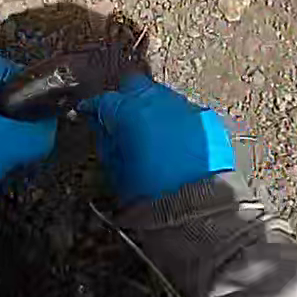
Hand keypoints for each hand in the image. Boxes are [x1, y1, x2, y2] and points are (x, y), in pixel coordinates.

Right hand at [80, 73, 234, 202]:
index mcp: (131, 113)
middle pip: (135, 85)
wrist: (197, 211)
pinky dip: (174, 119)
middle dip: (124, 97)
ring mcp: (185, 108)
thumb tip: (100, 125)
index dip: (94, 107)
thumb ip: (106, 140)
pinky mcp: (206, 119)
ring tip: (148, 130)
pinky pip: (183, 110)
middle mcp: (159, 102)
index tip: (89, 113)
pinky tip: (172, 138)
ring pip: (161, 94)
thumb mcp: (117, 171)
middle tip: (120, 118)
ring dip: (151, 107)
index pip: (106, 100)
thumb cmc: (150, 196)